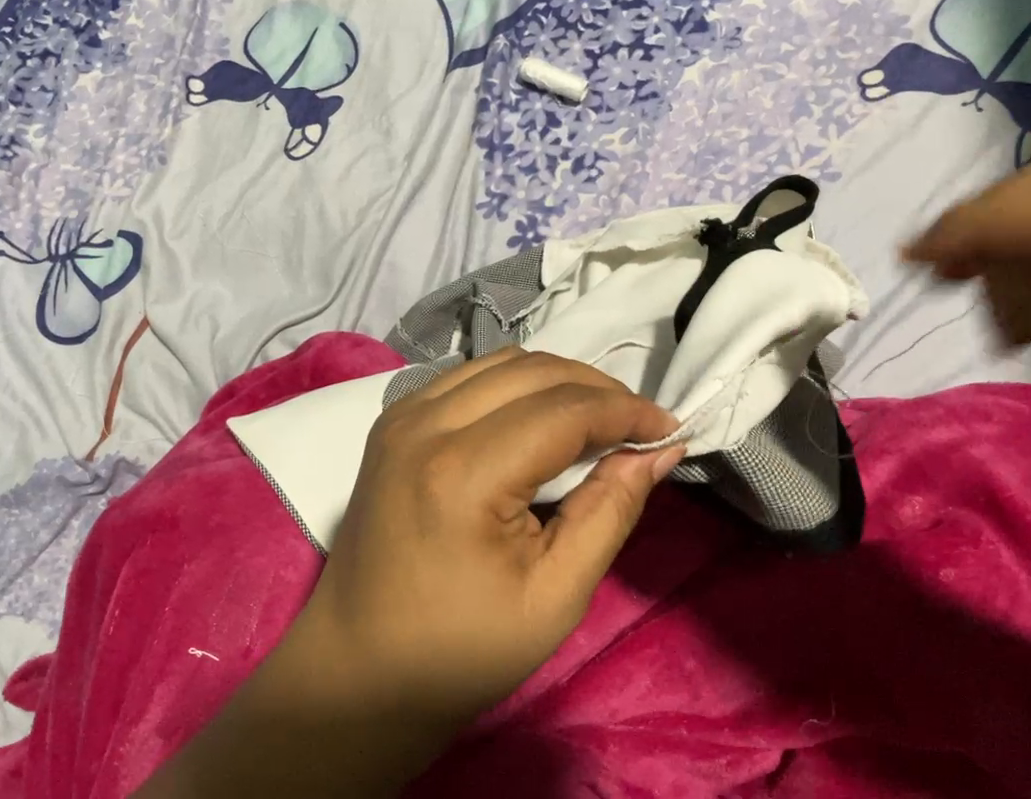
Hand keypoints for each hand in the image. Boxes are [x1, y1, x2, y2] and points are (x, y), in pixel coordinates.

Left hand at [140, 348, 682, 796]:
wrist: (359, 667)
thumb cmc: (460, 650)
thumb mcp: (554, 598)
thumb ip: (609, 512)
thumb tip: (657, 451)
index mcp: (462, 472)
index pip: (563, 410)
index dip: (625, 411)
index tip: (671, 429)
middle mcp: (424, 424)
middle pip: (532, 370)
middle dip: (597, 388)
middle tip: (640, 426)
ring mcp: (400, 416)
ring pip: (499, 362)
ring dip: (557, 381)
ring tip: (598, 420)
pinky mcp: (391, 421)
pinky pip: (467, 376)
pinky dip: (515, 384)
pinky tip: (539, 419)